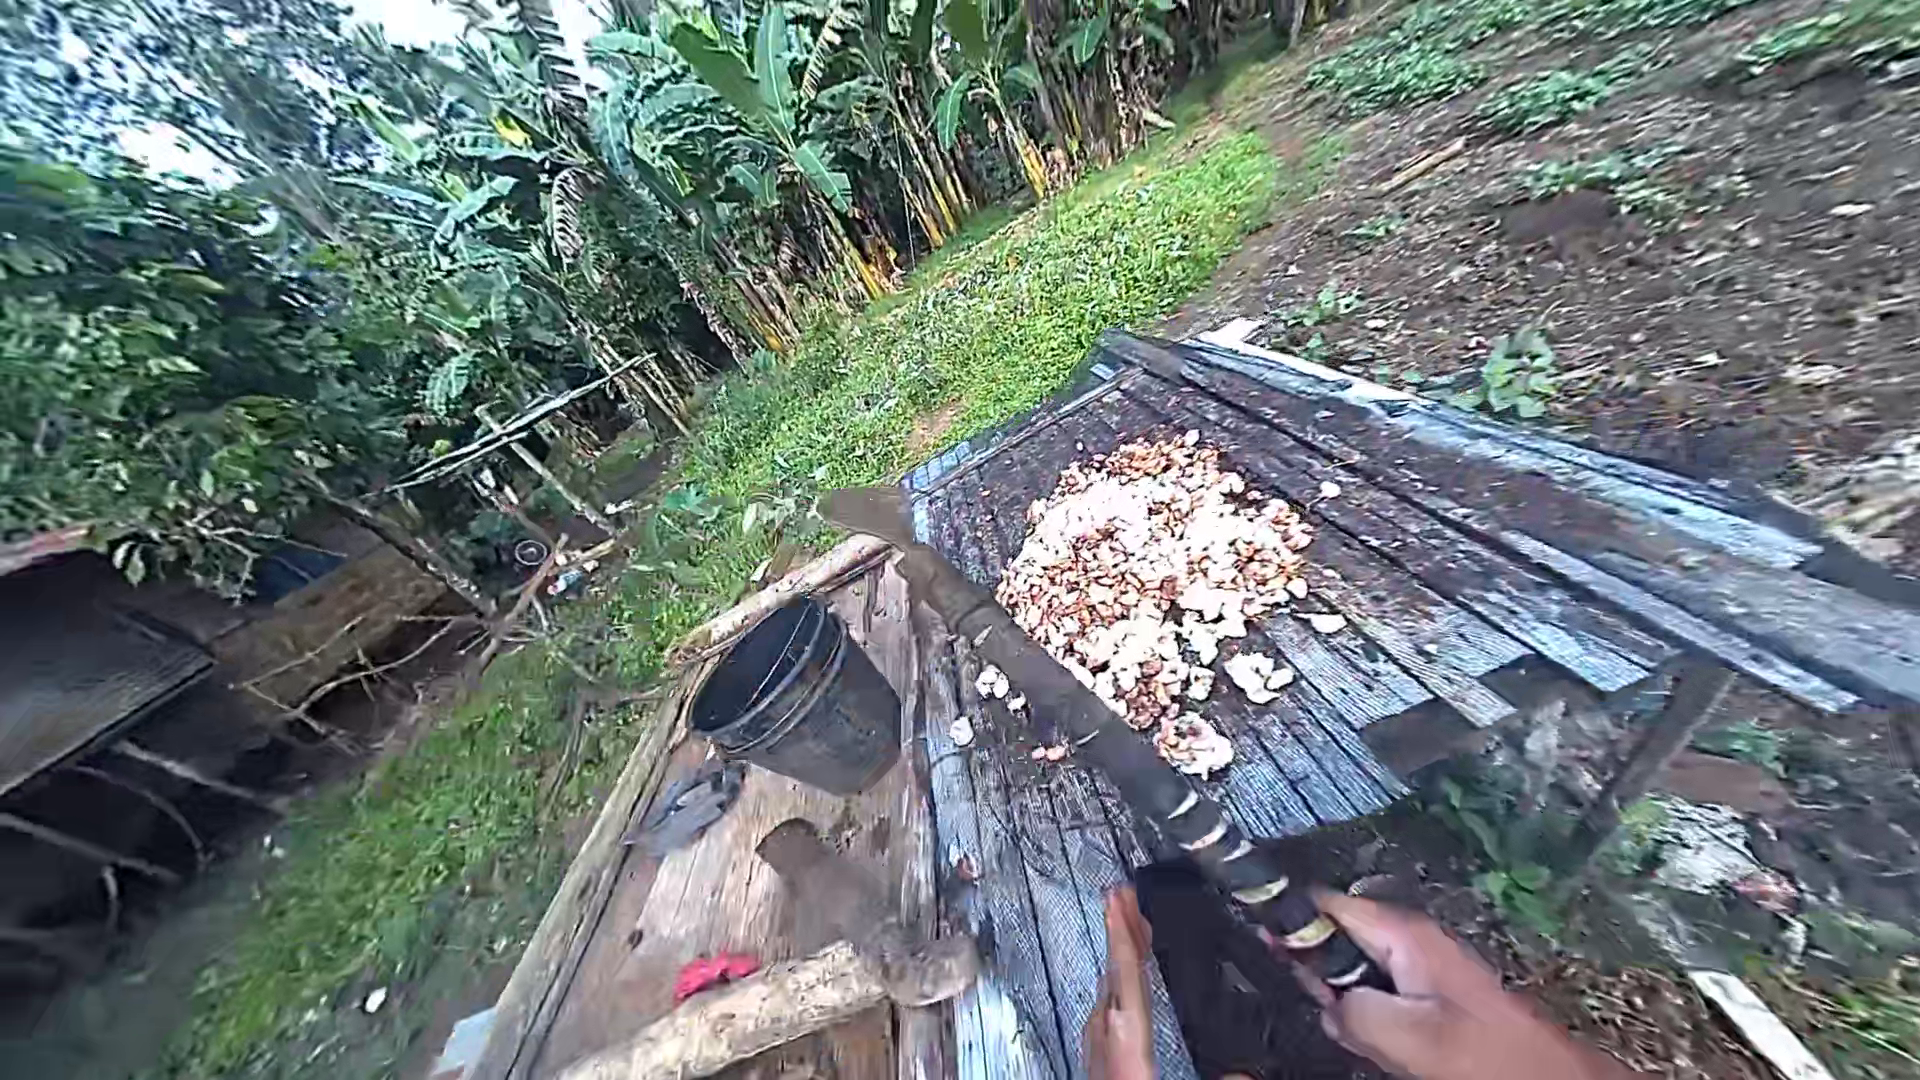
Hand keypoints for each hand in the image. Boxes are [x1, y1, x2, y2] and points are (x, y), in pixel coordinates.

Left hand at [1084, 886, 1156, 1079]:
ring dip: (1120, 949)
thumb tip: (1245, 1070)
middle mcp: (1105, 1031)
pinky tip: (1124, 978)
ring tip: (1130, 924)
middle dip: (1121, 926)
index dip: (1121, 929)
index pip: (1124, 969)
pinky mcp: (1097, 1055)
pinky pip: (1107, 1001)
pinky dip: (1118, 976)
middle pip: (1115, 966)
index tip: (1115, 895)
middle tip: (1125, 892)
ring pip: (1109, 983)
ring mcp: (1096, 1042)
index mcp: (1124, 1034)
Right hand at [1293, 890, 1642, 1079]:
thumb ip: (1355, 1011)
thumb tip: (1327, 1005)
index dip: (1289, 919)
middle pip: (1333, 932)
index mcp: (1398, 929)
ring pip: (1353, 965)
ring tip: (1356, 1032)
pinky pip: (1377, 987)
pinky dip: (1367, 1010)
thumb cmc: (1489, 1058)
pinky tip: (1379, 1042)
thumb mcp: (1415, 1039)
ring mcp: (1417, 961)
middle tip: (1324, 1006)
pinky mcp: (1428, 988)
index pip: (1321, 901)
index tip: (1266, 944)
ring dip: (1344, 996)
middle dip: (1320, 968)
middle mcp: (1404, 934)